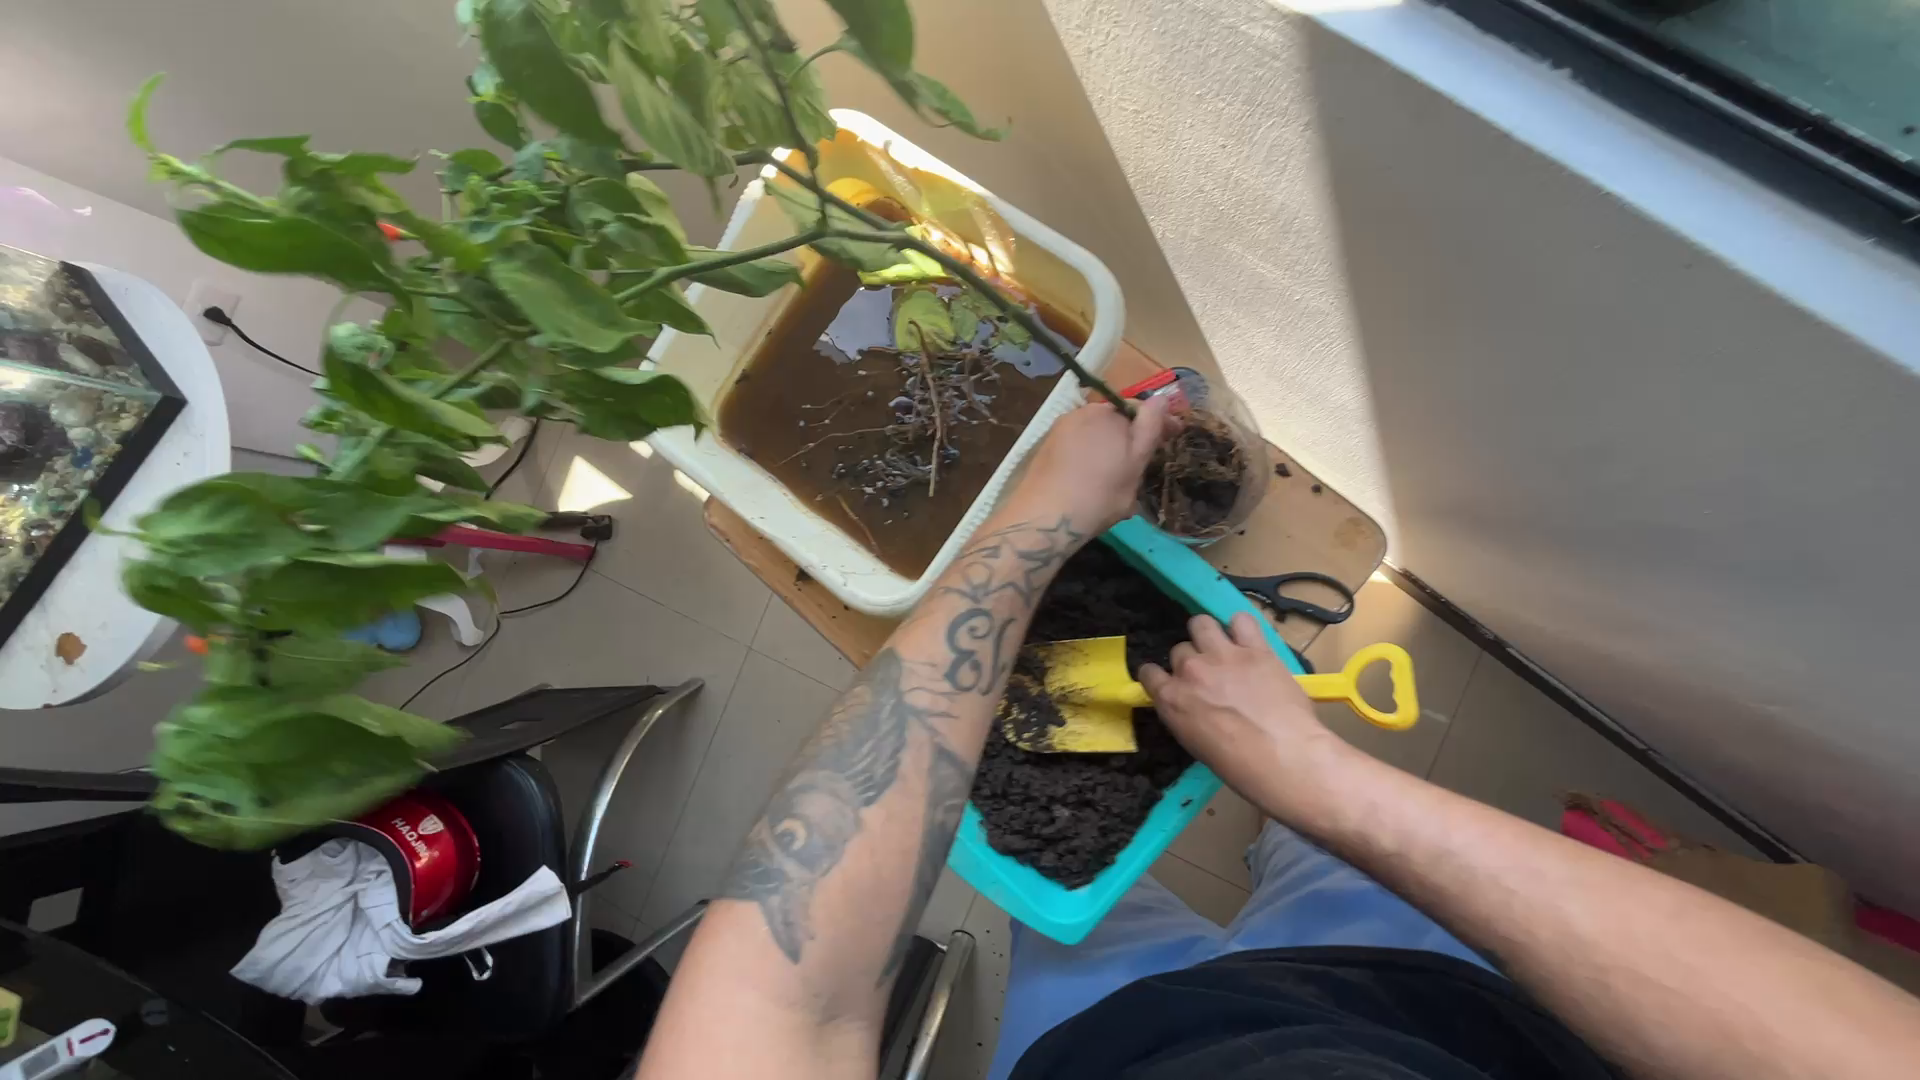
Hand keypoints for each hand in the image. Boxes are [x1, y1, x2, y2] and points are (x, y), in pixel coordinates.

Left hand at [1009, 394, 1175, 530]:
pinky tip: (1090, 481)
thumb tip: (1161, 398)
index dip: (1159, 421)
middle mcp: (1079, 414)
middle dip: (1130, 436)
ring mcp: (1058, 431)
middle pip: (1114, 421)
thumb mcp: (1135, 463)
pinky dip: (1088, 458)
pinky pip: (1076, 447)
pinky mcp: (1044, 450)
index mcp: (1105, 414)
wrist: (1045, 519)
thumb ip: (1150, 428)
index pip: (1139, 408)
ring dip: (1108, 448)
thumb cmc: (1099, 493)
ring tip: (1117, 477)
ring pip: (1094, 435)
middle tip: (1144, 463)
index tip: (1175, 435)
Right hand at [1139, 613, 1348, 803]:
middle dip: (1191, 660)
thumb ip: (1186, 715)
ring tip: (1222, 646)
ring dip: (1208, 634)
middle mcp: (1190, 670)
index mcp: (1171, 699)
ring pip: (1201, 623)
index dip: (1159, 676)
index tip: (1171, 682)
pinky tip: (1248, 638)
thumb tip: (1194, 706)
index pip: (1148, 673)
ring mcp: (1221, 655)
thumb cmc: (1239, 766)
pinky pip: (1241, 620)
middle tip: (1209, 674)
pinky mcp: (1254, 648)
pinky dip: (1242, 626)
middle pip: (1180, 650)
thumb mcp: (1195, 743)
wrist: (1284, 756)